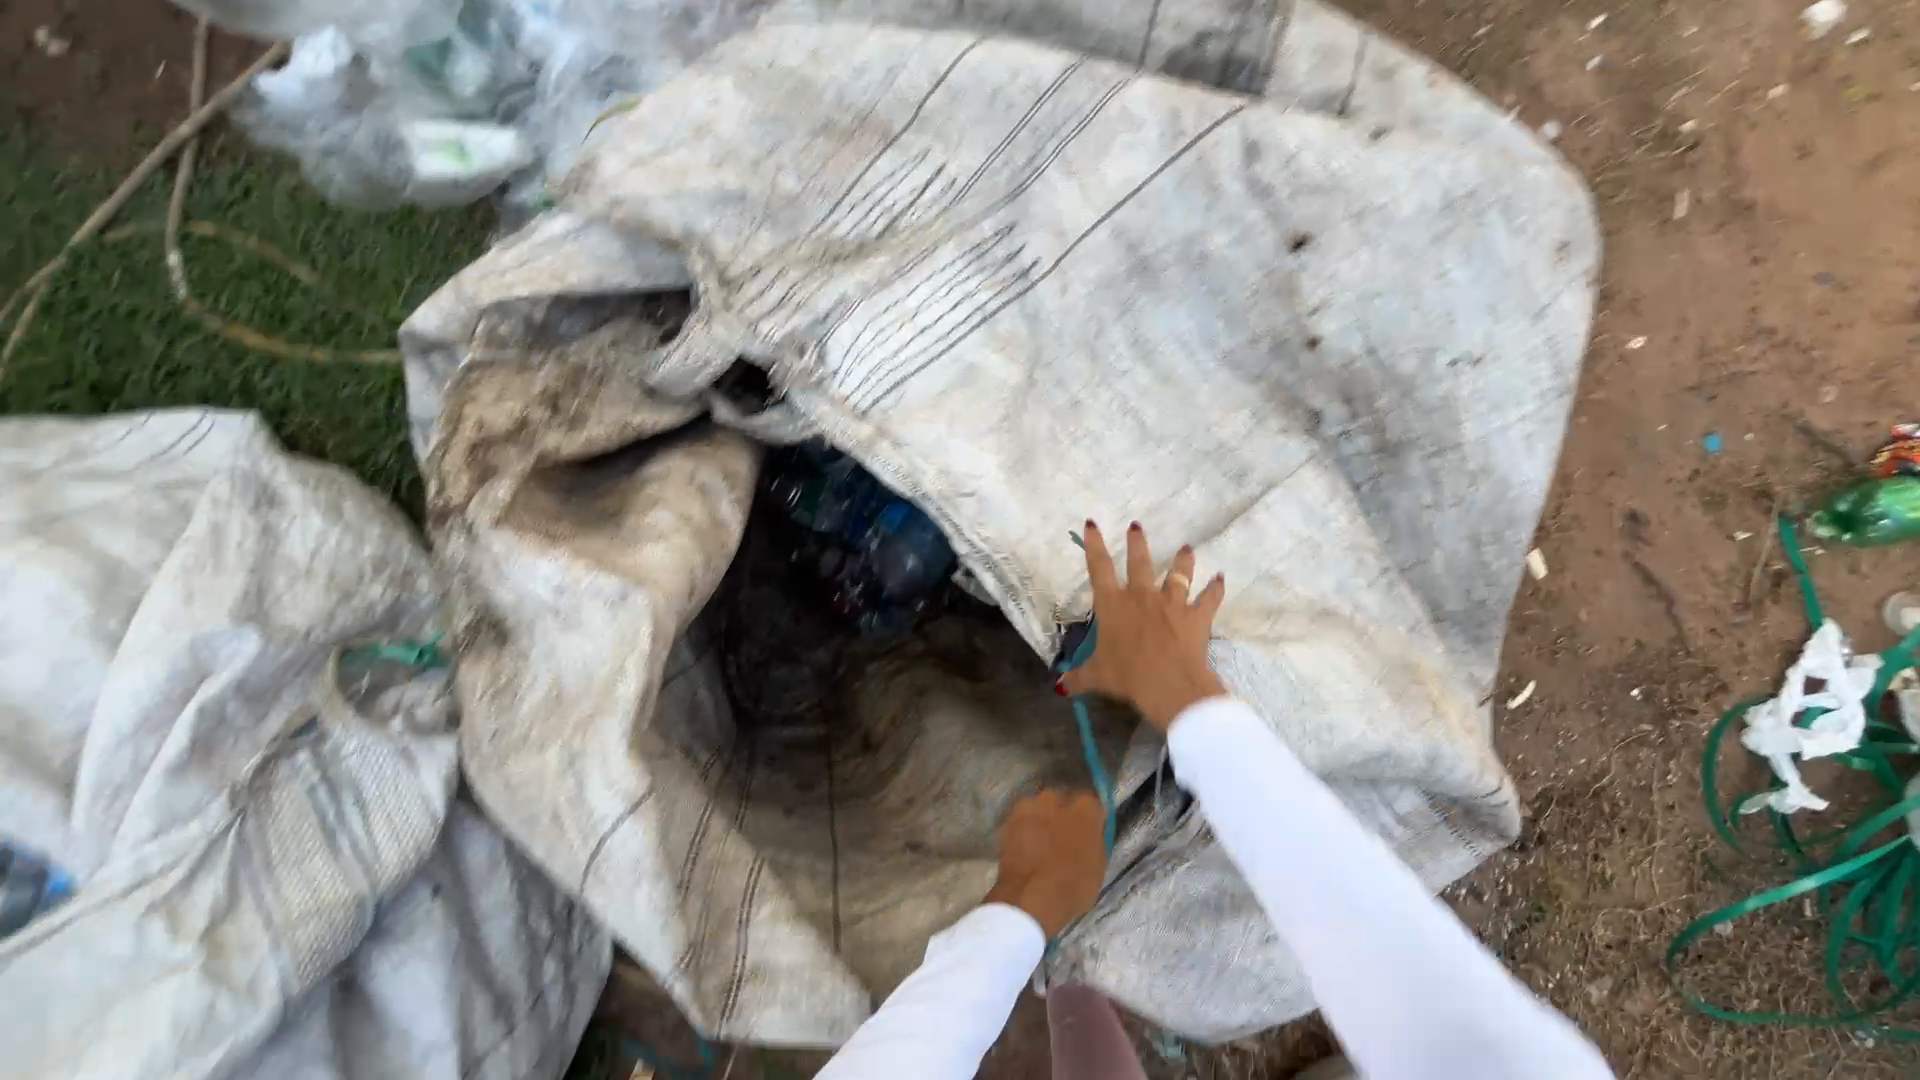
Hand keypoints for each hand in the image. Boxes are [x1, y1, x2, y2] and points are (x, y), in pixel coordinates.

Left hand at [984, 790, 1106, 938]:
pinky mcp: (1009, 819)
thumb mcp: (1098, 867)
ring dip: (1043, 819)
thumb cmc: (1072, 886)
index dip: (1090, 820)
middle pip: (1063, 801)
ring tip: (1043, 844)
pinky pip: (1023, 820)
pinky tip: (1027, 848)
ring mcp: (1030, 806)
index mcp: (1085, 808)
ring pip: (1040, 807)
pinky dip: (1026, 829)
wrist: (1029, 898)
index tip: (1089, 834)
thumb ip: (1095, 840)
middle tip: (1065, 838)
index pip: (1092, 805)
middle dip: (1064, 814)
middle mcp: (1057, 798)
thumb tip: (1090, 834)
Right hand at [1060, 521, 1226, 731]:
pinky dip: (1216, 588)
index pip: (1099, 568)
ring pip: (1178, 574)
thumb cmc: (1127, 676)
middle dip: (1137, 542)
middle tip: (1136, 526)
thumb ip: (1078, 677)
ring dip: (1182, 560)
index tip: (1092, 525)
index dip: (1094, 545)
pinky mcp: (1197, 616)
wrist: (1169, 684)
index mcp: (1113, 605)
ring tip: (1186, 547)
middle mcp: (1142, 596)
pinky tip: (1221, 578)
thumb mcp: (1097, 677)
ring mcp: (1172, 603)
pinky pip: (1209, 598)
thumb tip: (1060, 686)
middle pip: (1139, 562)